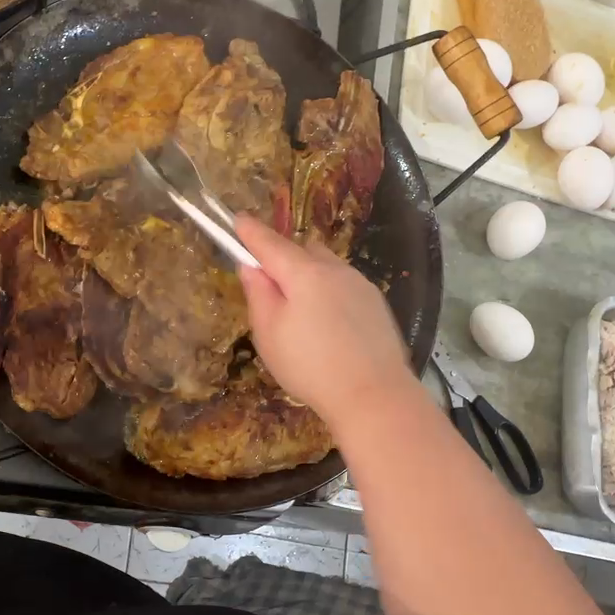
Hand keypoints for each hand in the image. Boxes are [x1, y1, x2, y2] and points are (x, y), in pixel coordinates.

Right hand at [234, 215, 417, 422]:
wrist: (373, 394)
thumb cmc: (310, 366)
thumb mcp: (269, 333)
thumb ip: (259, 294)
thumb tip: (252, 267)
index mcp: (304, 273)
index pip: (271, 244)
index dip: (251, 233)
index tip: (238, 221)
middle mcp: (335, 269)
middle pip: (302, 250)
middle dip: (282, 257)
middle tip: (267, 281)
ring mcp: (360, 285)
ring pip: (326, 267)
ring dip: (308, 276)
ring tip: (298, 309)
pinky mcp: (376, 304)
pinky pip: (344, 286)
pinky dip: (328, 292)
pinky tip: (326, 324)